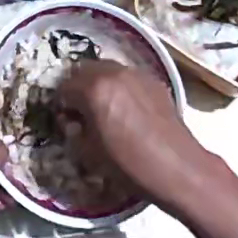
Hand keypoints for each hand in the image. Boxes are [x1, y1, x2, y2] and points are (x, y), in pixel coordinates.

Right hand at [59, 61, 230, 211]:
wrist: (176, 167)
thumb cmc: (128, 164)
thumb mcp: (88, 153)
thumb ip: (73, 131)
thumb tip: (72, 121)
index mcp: (93, 89)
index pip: (64, 87)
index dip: (61, 105)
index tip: (65, 120)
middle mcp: (114, 73)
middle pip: (84, 70)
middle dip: (78, 88)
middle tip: (81, 111)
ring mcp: (136, 74)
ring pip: (107, 69)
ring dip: (99, 84)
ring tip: (104, 107)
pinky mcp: (154, 81)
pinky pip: (128, 77)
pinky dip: (120, 86)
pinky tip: (126, 108)